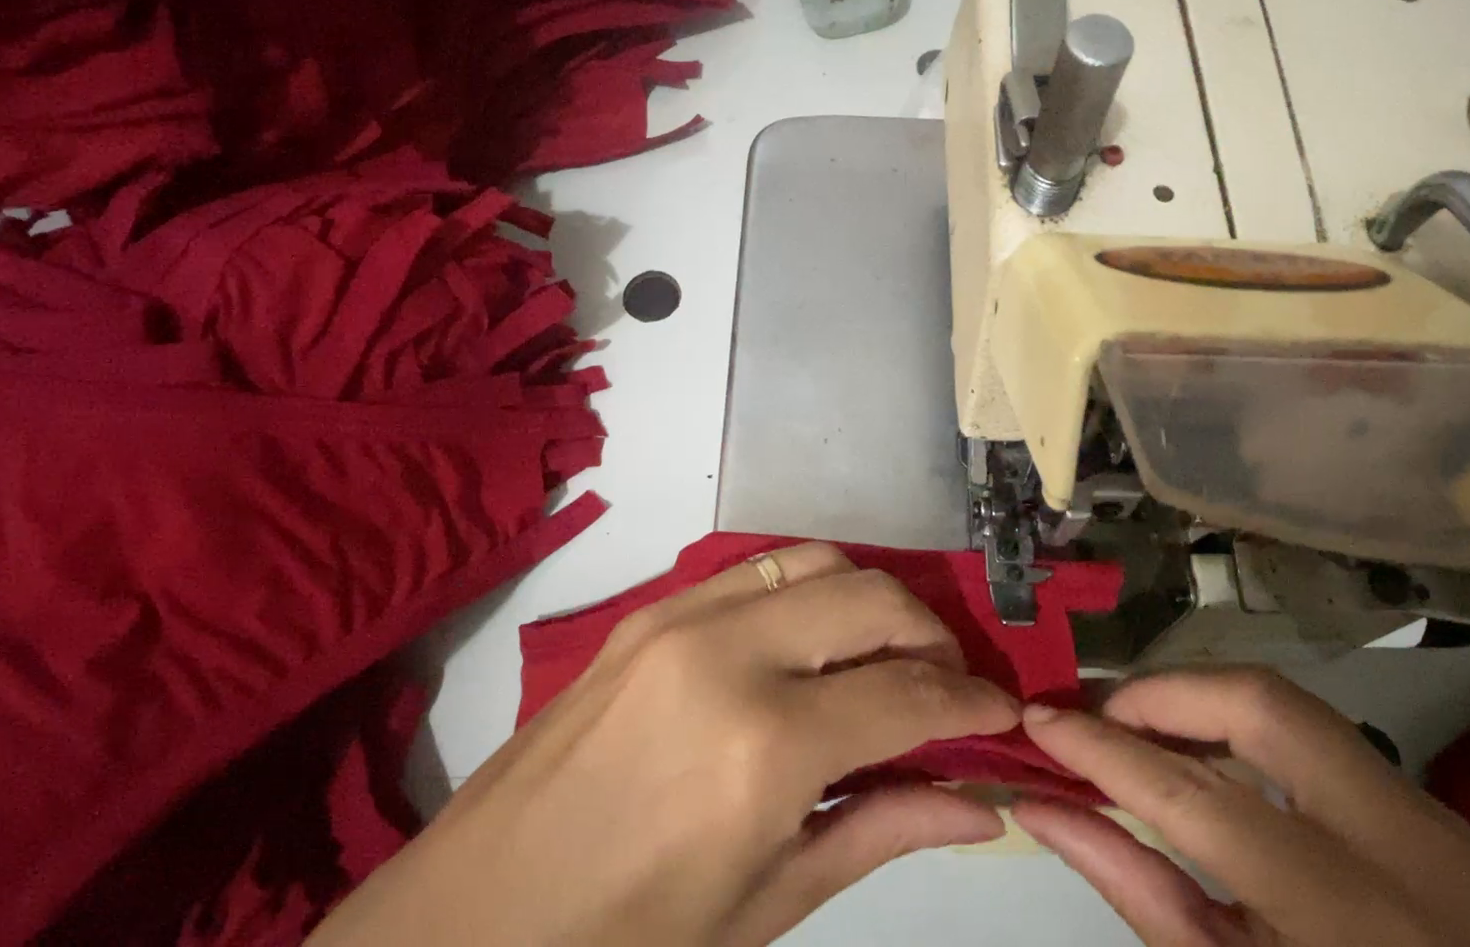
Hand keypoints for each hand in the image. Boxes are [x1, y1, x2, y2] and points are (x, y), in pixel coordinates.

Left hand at [310, 543, 1020, 946]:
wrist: (465, 922)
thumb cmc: (625, 938)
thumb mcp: (765, 904)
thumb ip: (881, 831)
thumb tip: (983, 806)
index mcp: (762, 747)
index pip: (908, 697)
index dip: (971, 704)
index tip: (1005, 714)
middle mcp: (727, 654)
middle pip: (874, 600)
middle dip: (933, 638)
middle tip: (948, 691)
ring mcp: (678, 619)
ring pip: (819, 561)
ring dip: (872, 601)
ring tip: (886, 659)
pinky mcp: (646, 612)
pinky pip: (757, 568)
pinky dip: (811, 589)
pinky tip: (813, 644)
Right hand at [1012, 669, 1469, 946]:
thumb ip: (1131, 885)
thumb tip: (1040, 805)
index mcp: (1352, 921)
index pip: (1203, 801)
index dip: (1108, 753)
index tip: (1040, 722)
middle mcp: (1408, 844)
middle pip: (1261, 703)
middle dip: (1159, 694)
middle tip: (1092, 715)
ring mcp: (1431, 816)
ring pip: (1289, 704)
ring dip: (1195, 702)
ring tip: (1128, 727)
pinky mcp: (1427, 805)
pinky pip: (1314, 736)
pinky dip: (1237, 729)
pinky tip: (1191, 752)